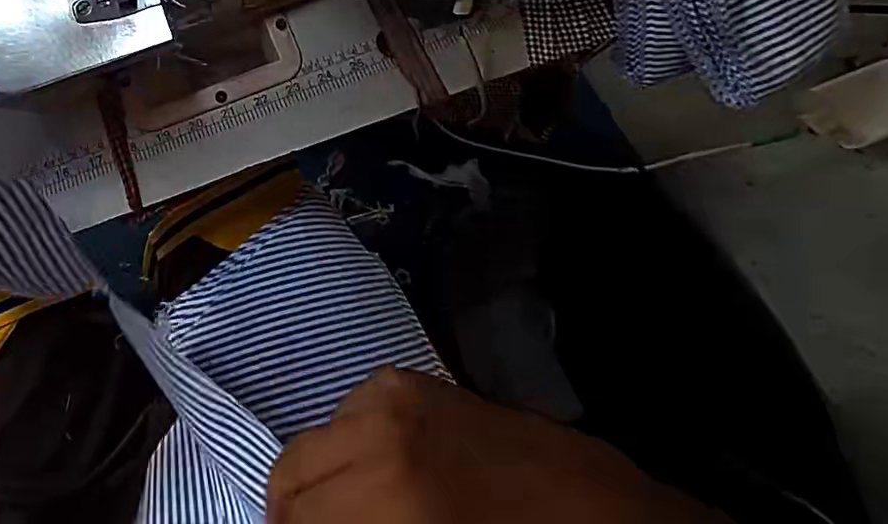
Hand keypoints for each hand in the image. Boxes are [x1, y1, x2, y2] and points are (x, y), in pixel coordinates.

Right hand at [267, 369, 725, 523]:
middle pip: (290, 476)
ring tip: (354, 509)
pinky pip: (346, 412)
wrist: (597, 515)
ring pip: (312, 440)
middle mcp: (376, 435)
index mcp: (388, 501)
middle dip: (295, 515)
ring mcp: (390, 396)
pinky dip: (350, 445)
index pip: (295, 518)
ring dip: (321, 480)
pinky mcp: (406, 378)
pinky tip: (384, 470)